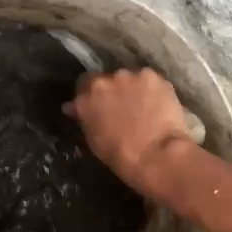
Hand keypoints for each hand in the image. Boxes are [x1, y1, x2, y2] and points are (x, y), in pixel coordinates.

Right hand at [65, 68, 198, 194]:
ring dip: (134, 89)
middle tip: (125, 108)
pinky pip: (149, 80)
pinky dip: (153, 90)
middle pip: (108, 80)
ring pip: (130, 79)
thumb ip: (85, 118)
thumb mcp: (94, 139)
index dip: (93, 94)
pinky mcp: (151, 76)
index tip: (101, 104)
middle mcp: (103, 82)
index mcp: (86, 99)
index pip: (84, 85)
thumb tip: (72, 107)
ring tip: (146, 107)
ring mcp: (128, 76)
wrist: (155, 154)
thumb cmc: (122, 155)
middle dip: (115, 91)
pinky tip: (160, 104)